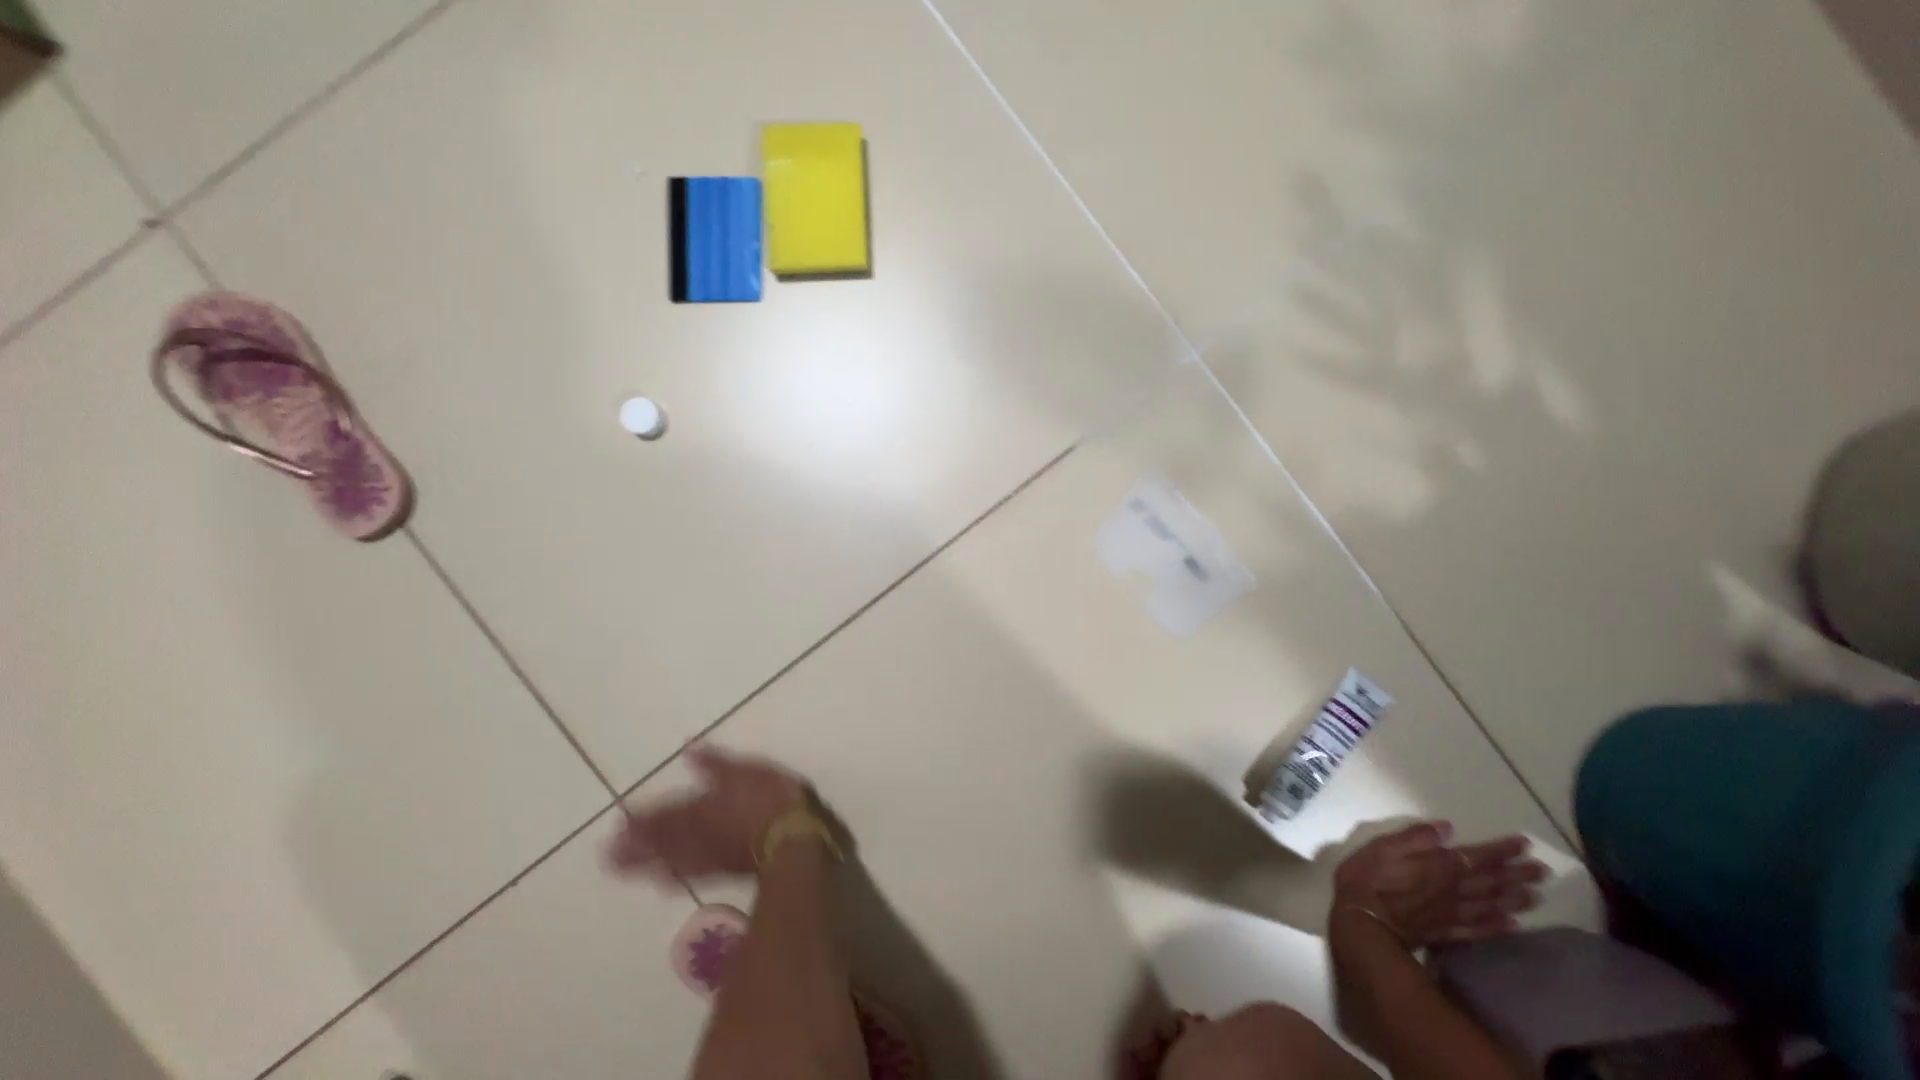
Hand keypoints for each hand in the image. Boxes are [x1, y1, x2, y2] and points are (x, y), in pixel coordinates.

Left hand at [607, 745, 811, 881]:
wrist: (793, 841)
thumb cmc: (771, 800)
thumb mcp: (745, 771)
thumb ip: (715, 764)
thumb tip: (687, 750)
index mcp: (700, 806)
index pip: (665, 812)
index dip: (643, 818)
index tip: (619, 823)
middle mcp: (697, 833)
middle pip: (659, 840)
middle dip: (633, 846)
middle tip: (606, 856)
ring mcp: (709, 856)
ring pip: (668, 860)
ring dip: (643, 865)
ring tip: (620, 870)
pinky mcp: (723, 871)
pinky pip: (690, 875)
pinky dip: (673, 878)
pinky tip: (665, 883)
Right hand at [1332, 821, 1546, 946]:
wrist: (1361, 925)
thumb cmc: (1366, 880)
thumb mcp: (1382, 847)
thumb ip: (1415, 838)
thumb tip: (1447, 828)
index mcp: (1438, 866)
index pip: (1477, 856)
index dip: (1502, 850)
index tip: (1525, 845)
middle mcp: (1453, 890)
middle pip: (1491, 881)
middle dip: (1517, 874)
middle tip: (1543, 872)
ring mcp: (1451, 914)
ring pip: (1490, 905)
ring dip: (1514, 900)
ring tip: (1536, 896)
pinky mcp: (1445, 933)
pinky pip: (1478, 930)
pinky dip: (1497, 928)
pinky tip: (1512, 926)